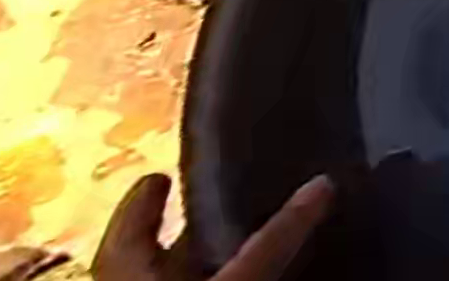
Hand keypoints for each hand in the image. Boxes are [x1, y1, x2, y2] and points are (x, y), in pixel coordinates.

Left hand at [95, 173, 333, 280]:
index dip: (140, 210)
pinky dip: (255, 273)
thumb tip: (324, 181)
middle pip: (164, 263)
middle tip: (244, 187)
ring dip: (234, 254)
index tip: (157, 177)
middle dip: (200, 228)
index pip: (124, 243)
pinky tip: (289, 266)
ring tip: (278, 221)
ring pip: (204, 279)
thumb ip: (274, 240)